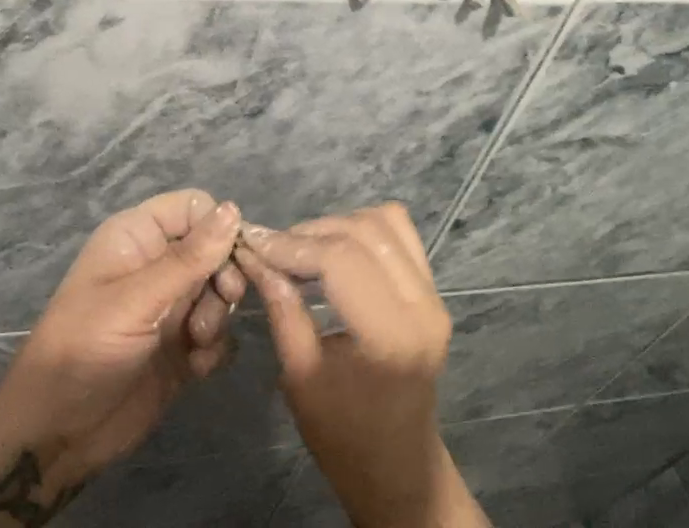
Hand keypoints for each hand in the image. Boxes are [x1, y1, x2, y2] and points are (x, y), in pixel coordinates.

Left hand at [0, 190, 246, 503]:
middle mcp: (157, 265)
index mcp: (137, 238)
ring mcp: (170, 307)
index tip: (231, 259)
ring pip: (221, 292)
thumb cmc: (83, 350)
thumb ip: (188, 258)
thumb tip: (233, 209)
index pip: (193, 207)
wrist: (58, 434)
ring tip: (196, 341)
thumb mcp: (134, 301)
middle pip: (216, 250)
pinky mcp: (182, 347)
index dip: (219, 228)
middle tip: (221, 301)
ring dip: (218, 316)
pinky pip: (219, 334)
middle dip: (224, 277)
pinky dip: (215, 348)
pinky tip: (196, 367)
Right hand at [236, 204, 487, 527]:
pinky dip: (361, 230)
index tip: (253, 244)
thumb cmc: (343, 436)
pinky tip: (331, 251)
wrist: (398, 466)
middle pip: (364, 233)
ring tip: (299, 248)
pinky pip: (400, 235)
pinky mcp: (433, 292)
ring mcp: (435, 296)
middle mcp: (423, 307)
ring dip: (337, 225)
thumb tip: (255, 255)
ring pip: (386, 223)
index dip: (292, 245)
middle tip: (270, 247)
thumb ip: (282, 309)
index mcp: (391, 337)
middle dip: (310, 232)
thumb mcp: (300, 376)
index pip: (341, 260)